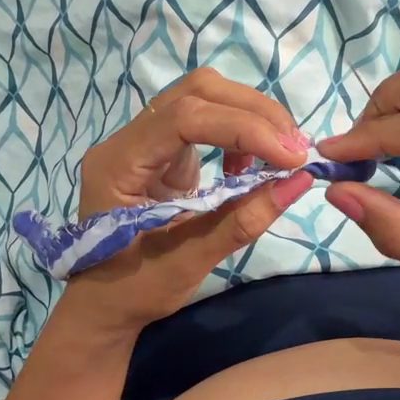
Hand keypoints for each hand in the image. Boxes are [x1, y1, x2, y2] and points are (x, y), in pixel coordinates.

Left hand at [58, 69, 314, 335]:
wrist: (101, 306)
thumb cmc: (133, 290)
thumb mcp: (189, 262)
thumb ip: (242, 220)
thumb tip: (299, 182)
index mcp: (118, 165)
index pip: (183, 118)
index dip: (242, 128)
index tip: (289, 157)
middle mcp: (125, 142)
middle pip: (194, 93)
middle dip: (252, 113)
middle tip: (295, 151)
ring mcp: (142, 143)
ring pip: (200, 99)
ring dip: (248, 119)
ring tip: (279, 158)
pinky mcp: (159, 153)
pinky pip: (201, 123)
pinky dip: (236, 135)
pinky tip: (248, 169)